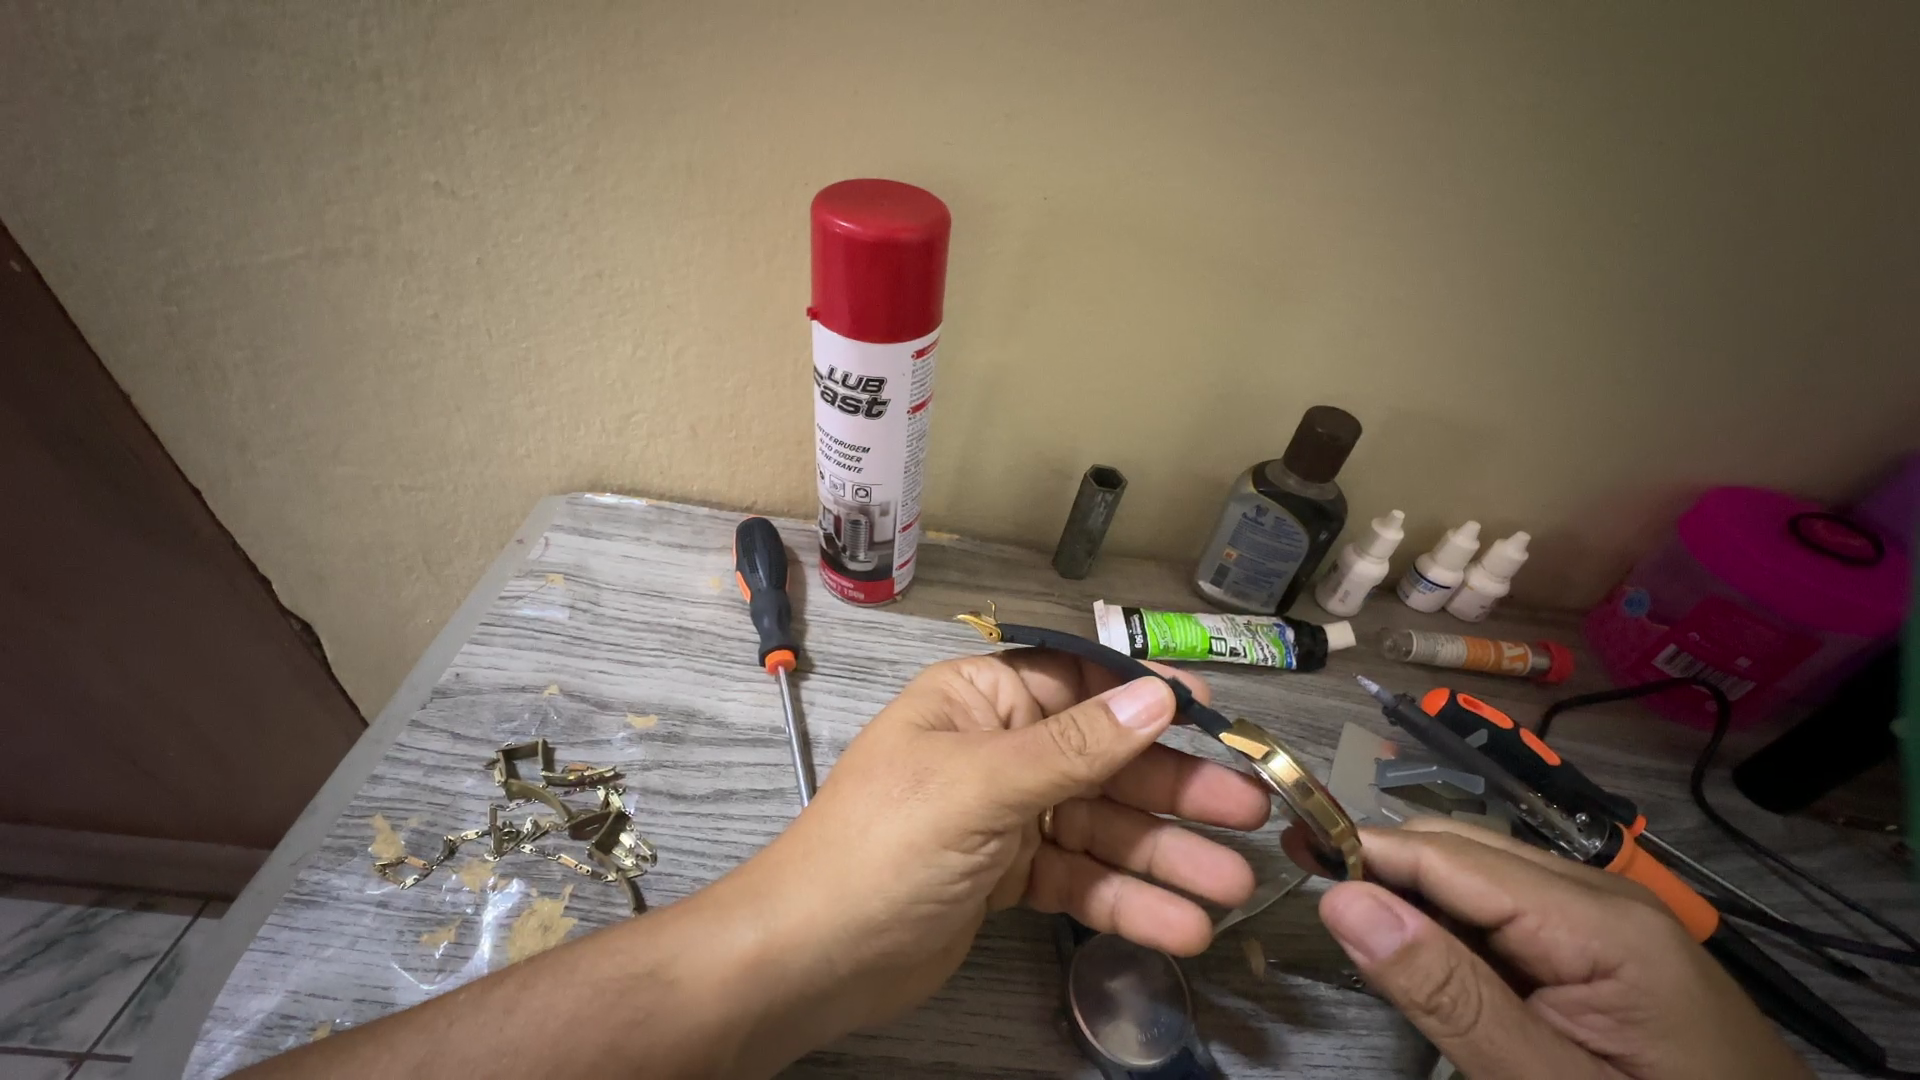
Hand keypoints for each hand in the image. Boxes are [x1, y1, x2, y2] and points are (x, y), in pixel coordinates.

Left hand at [736, 649, 1270, 1035]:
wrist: (813, 956)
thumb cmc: (888, 844)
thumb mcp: (982, 786)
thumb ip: (1075, 745)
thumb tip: (1157, 693)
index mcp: (980, 701)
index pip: (1076, 682)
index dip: (1144, 697)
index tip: (1213, 716)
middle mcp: (998, 748)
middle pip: (1101, 760)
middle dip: (1171, 790)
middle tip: (1247, 815)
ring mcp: (1005, 815)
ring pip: (1098, 825)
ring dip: (1161, 855)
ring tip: (1229, 885)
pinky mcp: (1008, 875)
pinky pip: (1077, 877)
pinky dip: (1124, 900)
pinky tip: (1178, 927)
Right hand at [1316, 819, 1812, 1079]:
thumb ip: (1448, 995)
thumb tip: (1339, 899)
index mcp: (1600, 923)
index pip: (1444, 853)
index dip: (1361, 847)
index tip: (1287, 846)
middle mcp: (1603, 896)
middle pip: (1458, 849)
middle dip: (1384, 867)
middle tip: (1320, 903)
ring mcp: (1609, 917)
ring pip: (1475, 872)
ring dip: (1413, 894)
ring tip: (1366, 932)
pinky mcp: (1605, 943)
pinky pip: (1505, 907)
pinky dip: (1452, 922)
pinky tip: (1432, 957)